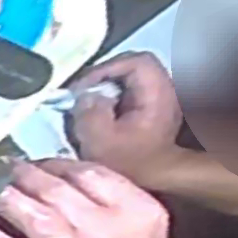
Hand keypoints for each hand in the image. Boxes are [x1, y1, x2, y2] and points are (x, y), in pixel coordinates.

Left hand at [0, 159, 169, 237]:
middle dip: (24, 177)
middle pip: (58, 191)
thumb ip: (100, 200)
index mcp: (138, 211)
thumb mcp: (126, 228)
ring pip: (34, 214)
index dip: (55, 165)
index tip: (31, 162)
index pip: (92, 174)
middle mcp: (109, 229)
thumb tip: (50, 173)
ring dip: (5, 198)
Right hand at [70, 52, 186, 187]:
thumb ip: (89, 112)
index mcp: (156, 92)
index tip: (78, 87)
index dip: (105, 68)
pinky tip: (91, 110)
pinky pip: (126, 91)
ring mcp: (157, 97)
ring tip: (79, 102)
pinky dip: (106, 96)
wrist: (151, 176)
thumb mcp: (99, 138)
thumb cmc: (124, 160)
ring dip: (101, 86)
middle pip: (132, 66)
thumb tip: (83, 95)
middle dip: (101, 76)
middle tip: (74, 93)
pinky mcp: (147, 106)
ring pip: (128, 78)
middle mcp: (163, 89)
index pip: (135, 61)